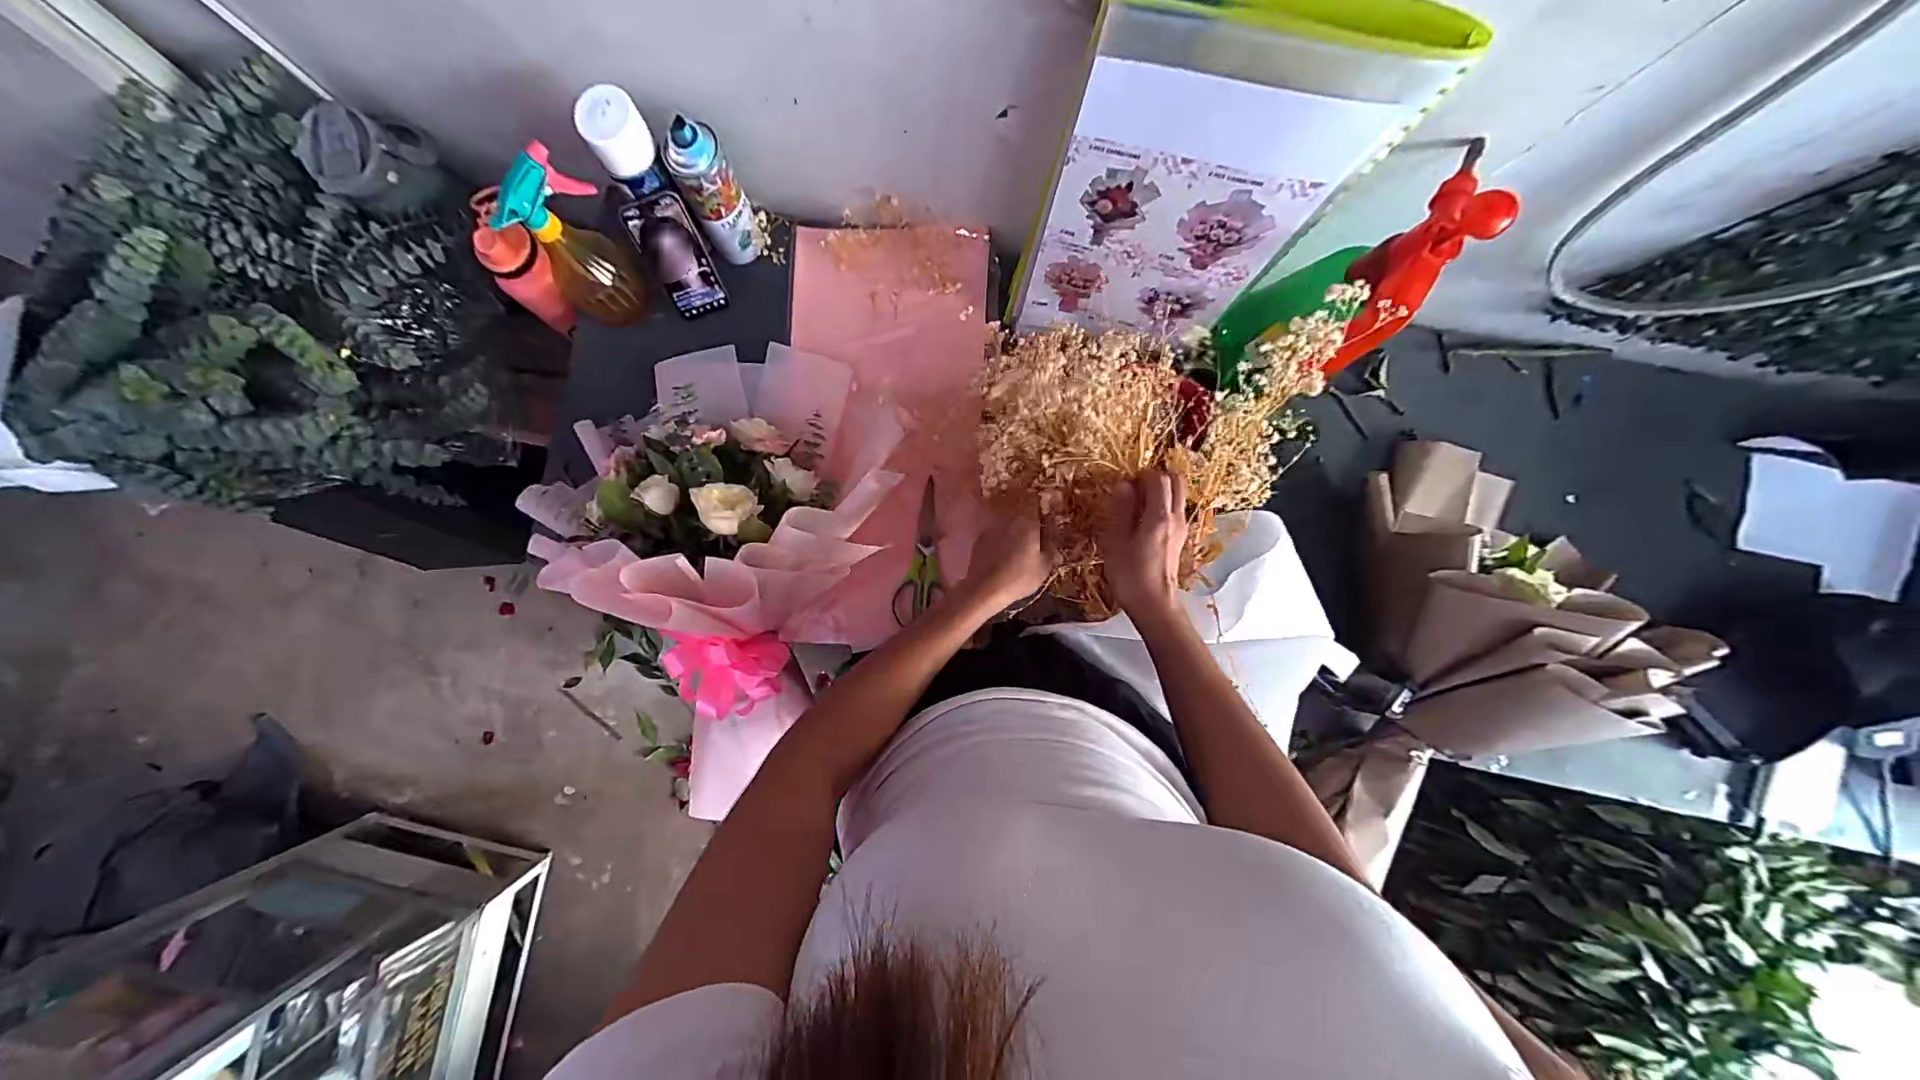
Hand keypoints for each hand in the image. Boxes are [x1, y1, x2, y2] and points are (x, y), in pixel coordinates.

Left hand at [961, 503, 1053, 607]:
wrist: (985, 588)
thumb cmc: (1020, 576)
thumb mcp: (1045, 564)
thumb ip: (1051, 544)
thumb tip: (1052, 532)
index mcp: (1026, 519)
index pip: (1033, 498)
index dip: (1040, 503)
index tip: (1046, 512)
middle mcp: (1007, 517)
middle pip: (1017, 504)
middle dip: (1026, 511)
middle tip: (1035, 524)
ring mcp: (991, 526)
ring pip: (1004, 516)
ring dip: (1013, 522)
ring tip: (1020, 537)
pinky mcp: (980, 538)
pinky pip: (995, 528)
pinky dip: (1001, 533)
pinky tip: (1004, 548)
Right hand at [1100, 471, 1188, 621]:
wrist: (1153, 604)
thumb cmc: (1130, 574)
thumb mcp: (1116, 540)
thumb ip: (1122, 510)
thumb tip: (1125, 485)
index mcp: (1159, 516)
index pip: (1158, 479)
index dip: (1141, 475)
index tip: (1125, 485)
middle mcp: (1176, 517)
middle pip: (1176, 481)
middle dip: (1156, 477)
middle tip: (1135, 488)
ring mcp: (1181, 528)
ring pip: (1178, 494)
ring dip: (1161, 491)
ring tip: (1137, 504)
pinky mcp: (1179, 538)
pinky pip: (1175, 509)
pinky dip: (1162, 505)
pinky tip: (1143, 520)